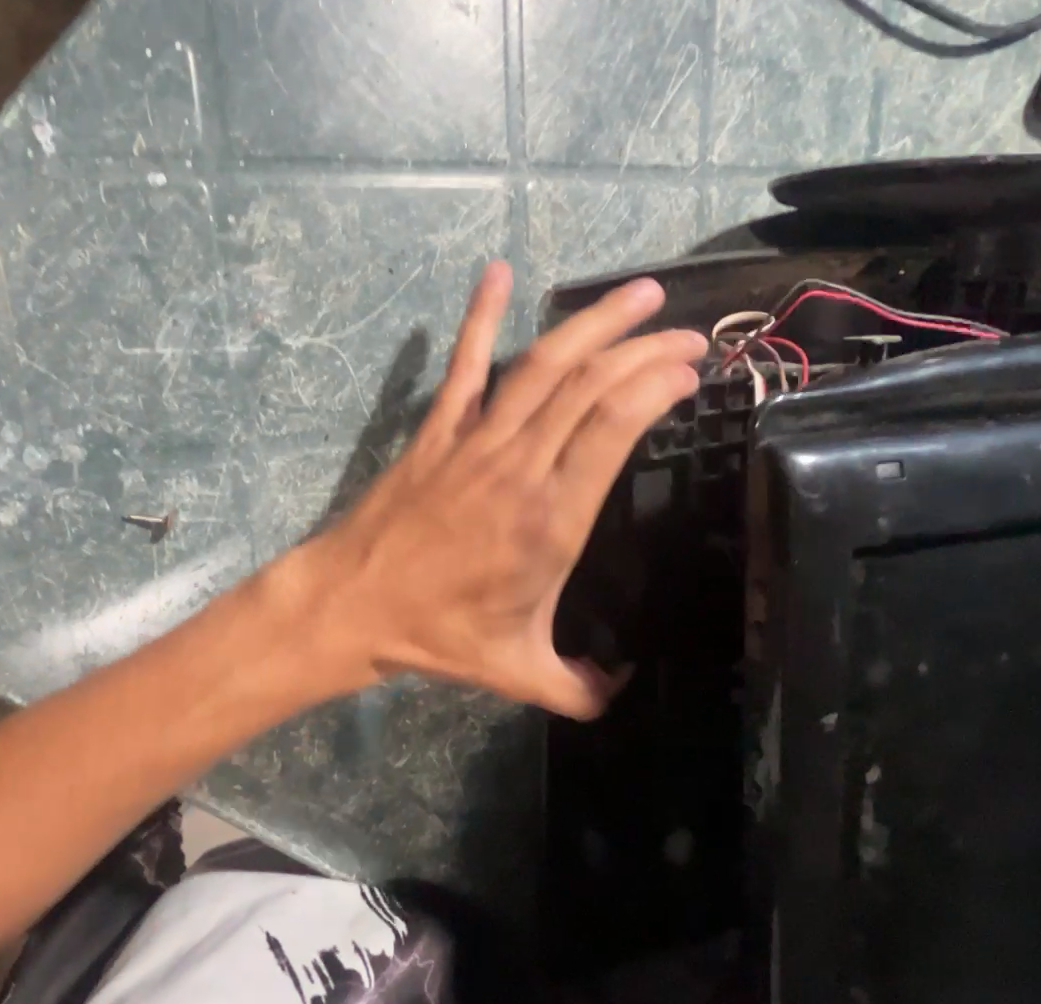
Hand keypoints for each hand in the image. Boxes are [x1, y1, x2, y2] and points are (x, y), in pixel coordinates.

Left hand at [298, 261, 705, 718]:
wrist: (352, 606)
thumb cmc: (437, 636)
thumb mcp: (519, 674)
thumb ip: (579, 688)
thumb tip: (620, 694)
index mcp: (551, 519)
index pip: (615, 428)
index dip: (656, 387)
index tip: (688, 372)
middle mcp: (520, 466)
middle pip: (590, 385)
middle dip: (646, 348)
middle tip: (688, 330)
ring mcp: (475, 441)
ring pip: (542, 366)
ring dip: (592, 323)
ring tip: (638, 293)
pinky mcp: (437, 432)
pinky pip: (463, 366)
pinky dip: (480, 317)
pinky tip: (498, 272)